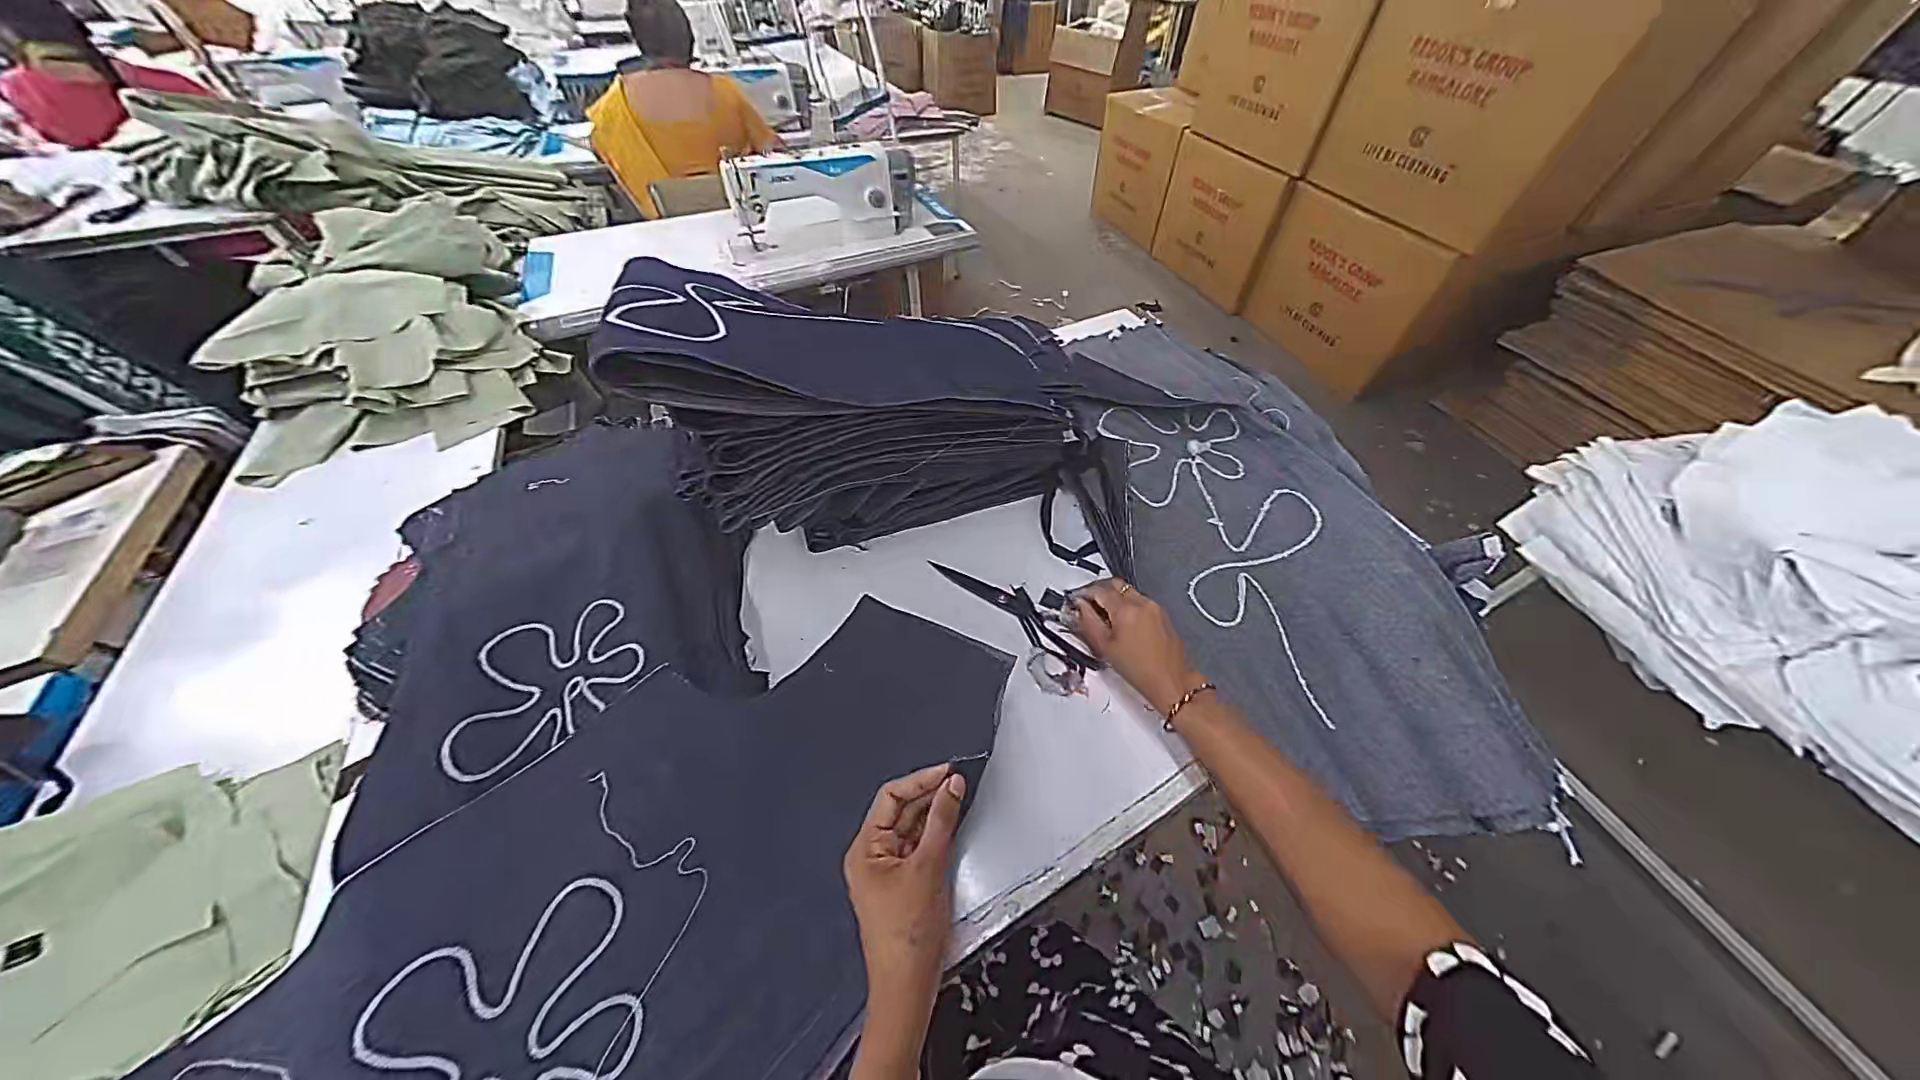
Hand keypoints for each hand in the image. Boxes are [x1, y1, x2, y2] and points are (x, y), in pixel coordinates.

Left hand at [844, 763, 965, 1000]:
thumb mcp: (928, 867)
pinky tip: (951, 825)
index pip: (890, 797)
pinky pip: (919, 845)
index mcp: (865, 849)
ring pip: (912, 827)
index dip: (920, 780)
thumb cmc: (905, 938)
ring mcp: (888, 869)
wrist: (908, 985)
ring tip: (957, 799)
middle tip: (956, 783)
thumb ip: (942, 821)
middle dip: (929, 795)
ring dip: (934, 813)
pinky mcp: (904, 881)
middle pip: (901, 810)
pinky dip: (936, 833)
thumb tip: (950, 787)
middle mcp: (872, 856)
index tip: (946, 772)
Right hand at [1072, 578, 1208, 713]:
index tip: (1079, 601)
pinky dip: (1130, 607)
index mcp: (1126, 610)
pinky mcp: (1163, 614)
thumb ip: (1088, 621)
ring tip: (1109, 620)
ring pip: (1129, 592)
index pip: (1099, 590)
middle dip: (1101, 592)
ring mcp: (1155, 607)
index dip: (1085, 594)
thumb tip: (1080, 606)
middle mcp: (1143, 603)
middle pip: (1116, 585)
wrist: (1169, 681)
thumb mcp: (1104, 647)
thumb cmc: (1139, 669)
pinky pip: (1141, 602)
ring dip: (1116, 599)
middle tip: (1091, 606)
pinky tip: (1125, 625)